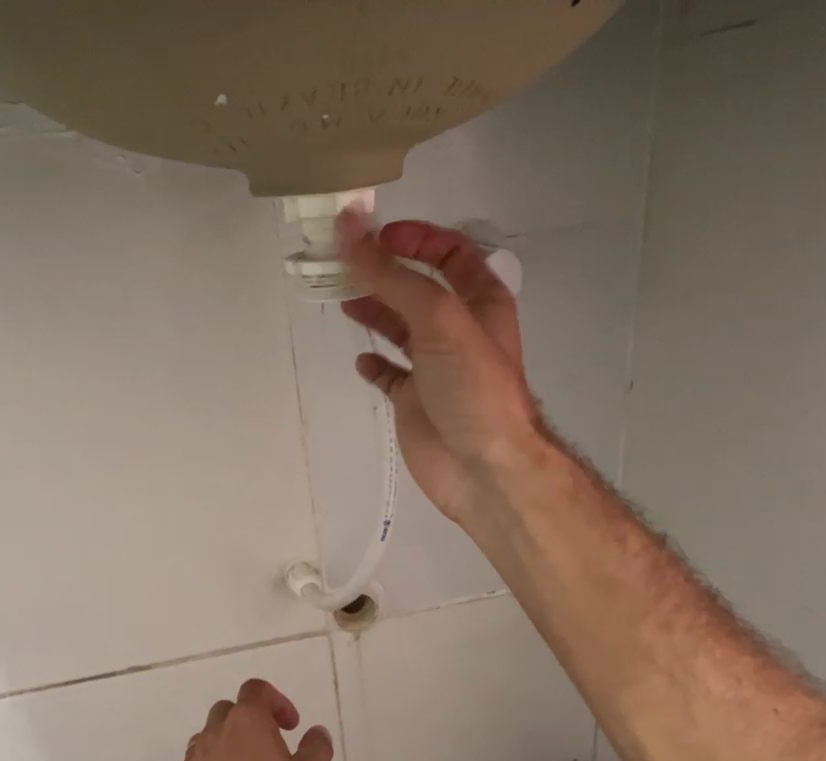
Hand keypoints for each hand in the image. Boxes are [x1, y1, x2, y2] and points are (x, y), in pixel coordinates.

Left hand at [150, 679, 333, 760]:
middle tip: (268, 751)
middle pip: (226, 713)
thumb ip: (316, 749)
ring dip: (221, 752)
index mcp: (246, 724)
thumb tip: (317, 732)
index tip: (290, 726)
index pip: (256, 690)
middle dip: (247, 724)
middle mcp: (211, 736)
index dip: (275, 701)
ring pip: (201, 744)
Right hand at [338, 210, 545, 523]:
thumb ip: (392, 276)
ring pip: (400, 327)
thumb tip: (349, 229)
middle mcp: (458, 329)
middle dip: (383, 273)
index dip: (416, 239)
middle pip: (418, 287)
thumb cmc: (472, 386)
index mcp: (480, 301)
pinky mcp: (416, 401)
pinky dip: (374, 363)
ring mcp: (436, 367)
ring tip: (342, 300)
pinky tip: (360, 361)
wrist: (484, 468)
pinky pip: (390, 374)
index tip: (375, 237)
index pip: (450, 253)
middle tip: (341, 265)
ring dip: (373, 311)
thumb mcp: (438, 318)